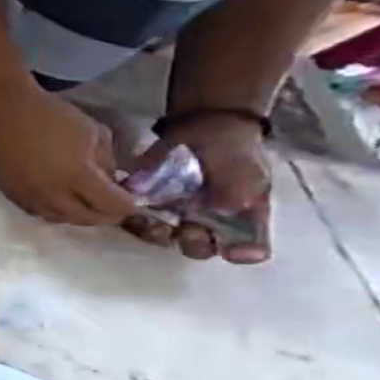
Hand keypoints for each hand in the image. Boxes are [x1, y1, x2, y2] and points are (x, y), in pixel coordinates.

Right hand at [0, 89, 137, 225]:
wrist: (4, 113)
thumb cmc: (52, 117)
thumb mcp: (96, 133)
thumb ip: (107, 162)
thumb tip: (109, 181)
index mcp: (79, 177)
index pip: (113, 206)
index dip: (128, 205)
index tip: (132, 198)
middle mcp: (54, 194)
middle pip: (87, 219)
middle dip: (105, 214)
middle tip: (111, 203)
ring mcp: (29, 196)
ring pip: (60, 219)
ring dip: (77, 214)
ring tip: (83, 203)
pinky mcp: (11, 193)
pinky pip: (37, 212)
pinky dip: (53, 210)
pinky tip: (57, 199)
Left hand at [123, 114, 271, 262]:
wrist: (199, 126)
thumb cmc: (231, 150)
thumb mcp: (243, 166)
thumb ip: (239, 188)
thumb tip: (227, 208)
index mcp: (242, 218)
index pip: (249, 248)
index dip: (241, 253)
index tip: (231, 251)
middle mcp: (208, 222)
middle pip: (199, 246)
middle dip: (192, 243)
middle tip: (186, 229)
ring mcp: (175, 213)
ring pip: (164, 236)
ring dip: (156, 233)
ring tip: (154, 221)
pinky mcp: (146, 202)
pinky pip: (136, 218)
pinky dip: (131, 217)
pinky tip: (131, 208)